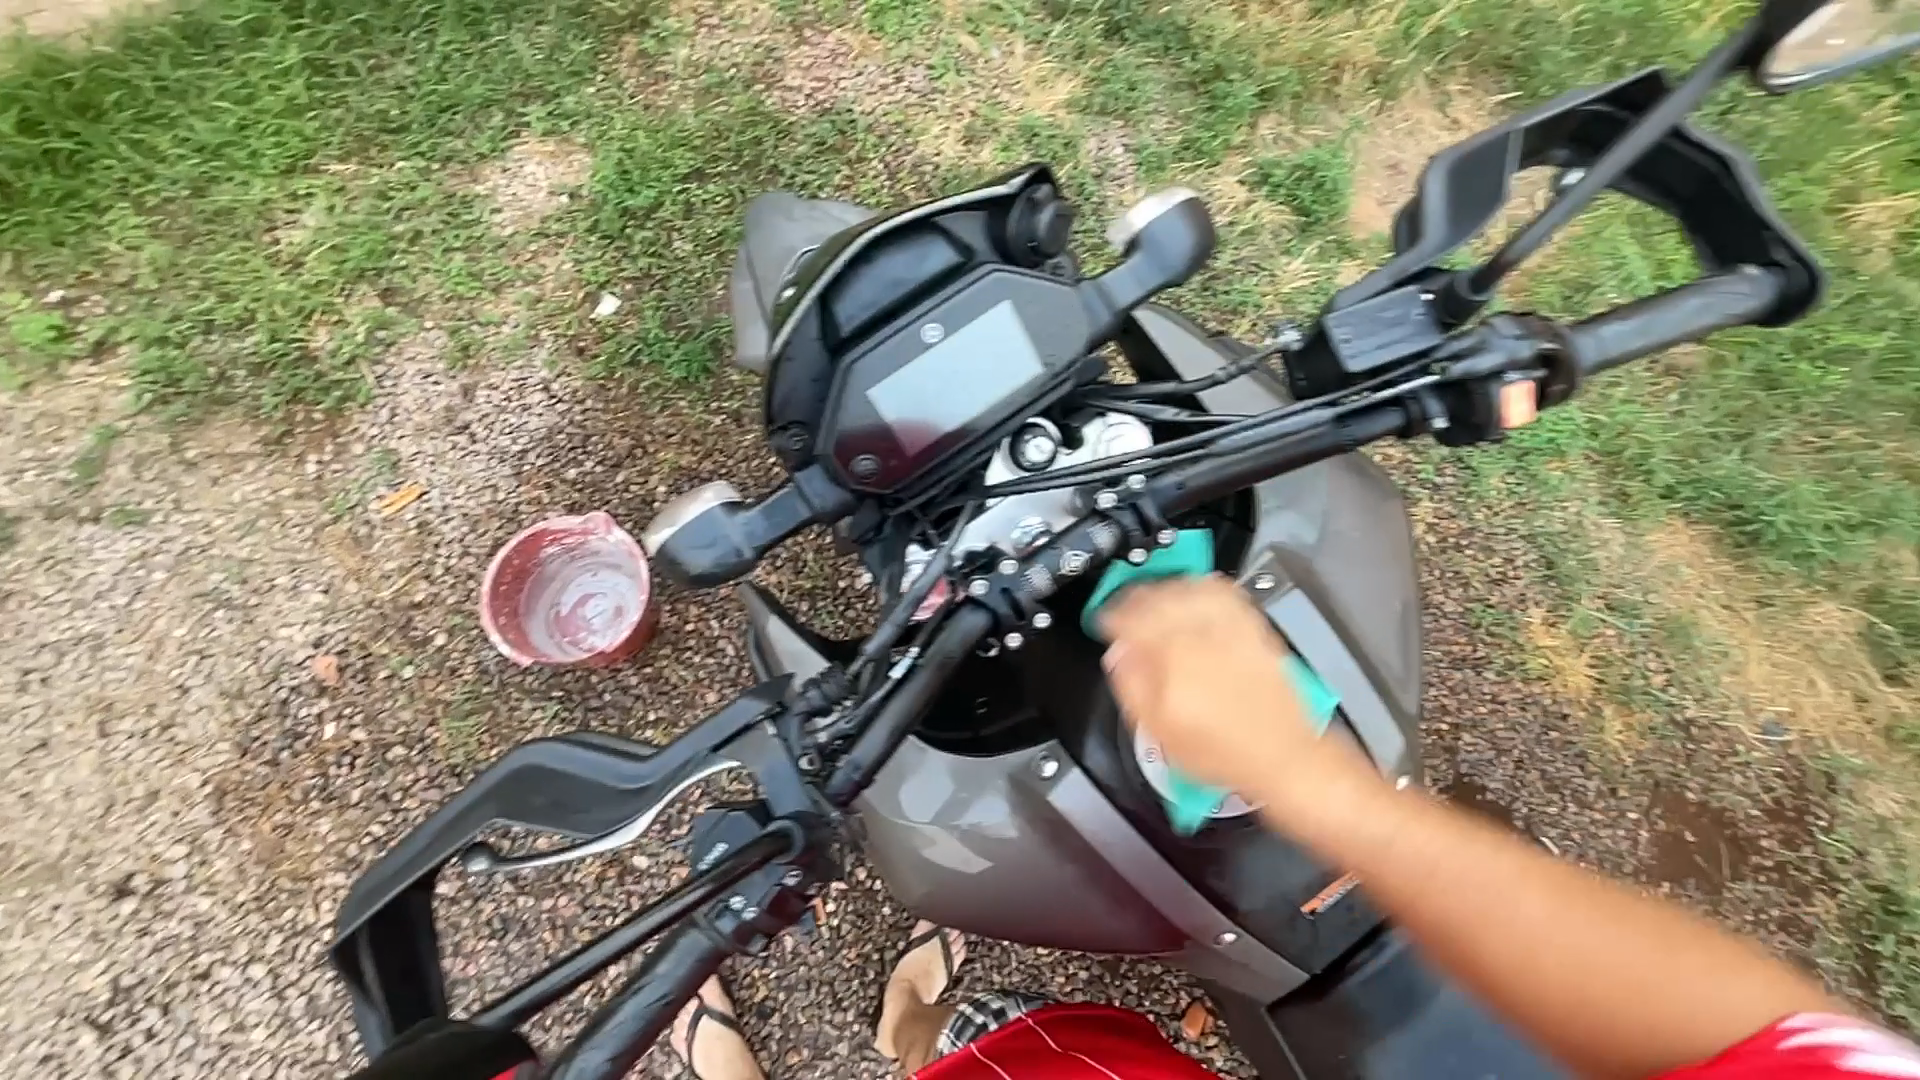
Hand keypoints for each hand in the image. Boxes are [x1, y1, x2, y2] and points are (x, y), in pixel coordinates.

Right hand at [1098, 576, 1384, 825]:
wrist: (1282, 757)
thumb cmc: (1224, 751)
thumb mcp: (1160, 730)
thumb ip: (1131, 685)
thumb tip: (1118, 655)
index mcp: (1173, 656)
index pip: (1131, 618)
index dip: (1111, 616)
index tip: (1105, 621)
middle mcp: (1202, 636)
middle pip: (1159, 597)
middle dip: (1135, 598)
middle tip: (1123, 607)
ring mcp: (1231, 630)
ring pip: (1189, 589)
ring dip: (1166, 588)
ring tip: (1153, 596)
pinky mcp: (1254, 630)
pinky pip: (1224, 594)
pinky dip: (1204, 587)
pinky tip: (1195, 591)